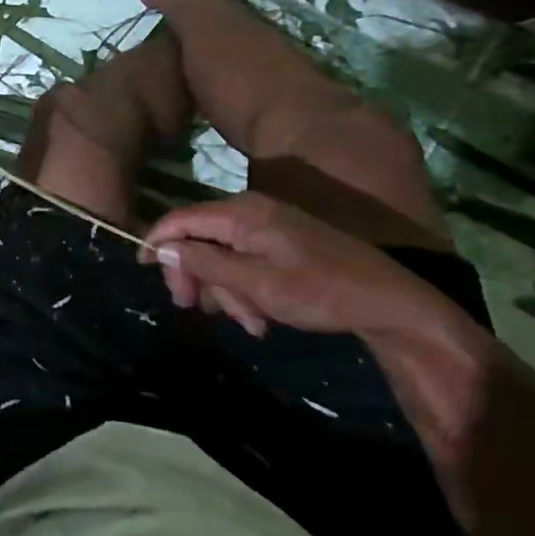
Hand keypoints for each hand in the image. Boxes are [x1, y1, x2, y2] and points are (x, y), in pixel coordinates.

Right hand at [140, 192, 473, 343]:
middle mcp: (250, 211)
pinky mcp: (281, 244)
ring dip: (225, 291)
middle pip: (198, 239)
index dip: (157, 242)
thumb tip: (160, 248)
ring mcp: (268, 227)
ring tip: (248, 324)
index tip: (143, 270)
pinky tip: (259, 318)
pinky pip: (245, 262)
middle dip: (195, 276)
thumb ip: (204, 263)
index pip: (180, 218)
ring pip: (221, 256)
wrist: (391, 304)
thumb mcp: (255, 283)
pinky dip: (244, 289)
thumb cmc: (319, 291)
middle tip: (192, 309)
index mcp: (241, 212)